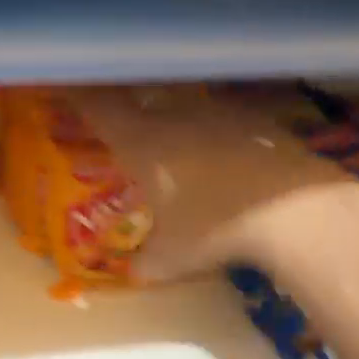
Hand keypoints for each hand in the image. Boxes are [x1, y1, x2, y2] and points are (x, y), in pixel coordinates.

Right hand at [69, 86, 355, 281]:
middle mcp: (176, 117)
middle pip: (142, 98)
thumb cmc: (213, 230)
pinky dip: (213, 131)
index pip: (100, 108)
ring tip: (173, 136)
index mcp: (142, 143)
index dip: (79, 95)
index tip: (65, 85)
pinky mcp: (256, 119)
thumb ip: (145, 262)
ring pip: (184, 104)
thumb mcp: (169, 260)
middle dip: (128, 105)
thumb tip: (134, 272)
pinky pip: (221, 118)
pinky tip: (220, 154)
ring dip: (173, 116)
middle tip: (120, 117)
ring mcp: (219, 113)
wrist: (292, 211)